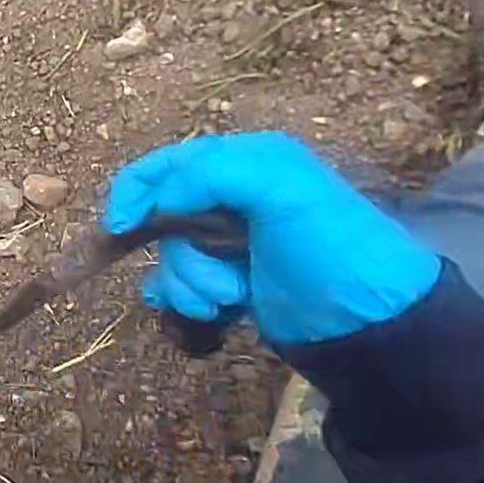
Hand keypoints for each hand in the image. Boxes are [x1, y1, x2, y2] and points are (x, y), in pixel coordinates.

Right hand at [103, 132, 440, 345]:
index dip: (133, 191)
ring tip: (234, 297)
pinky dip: (187, 302)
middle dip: (181, 255)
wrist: (364, 318)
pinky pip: (178, 288)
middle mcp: (227, 199)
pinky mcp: (225, 282)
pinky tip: (213, 314)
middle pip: (162, 219)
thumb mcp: (278, 187)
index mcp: (240, 164)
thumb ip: (210, 175)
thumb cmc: (324, 245)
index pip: (166, 166)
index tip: (118, 227)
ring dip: (193, 283)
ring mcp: (225, 245)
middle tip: (215, 274)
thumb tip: (156, 204)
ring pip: (170, 260)